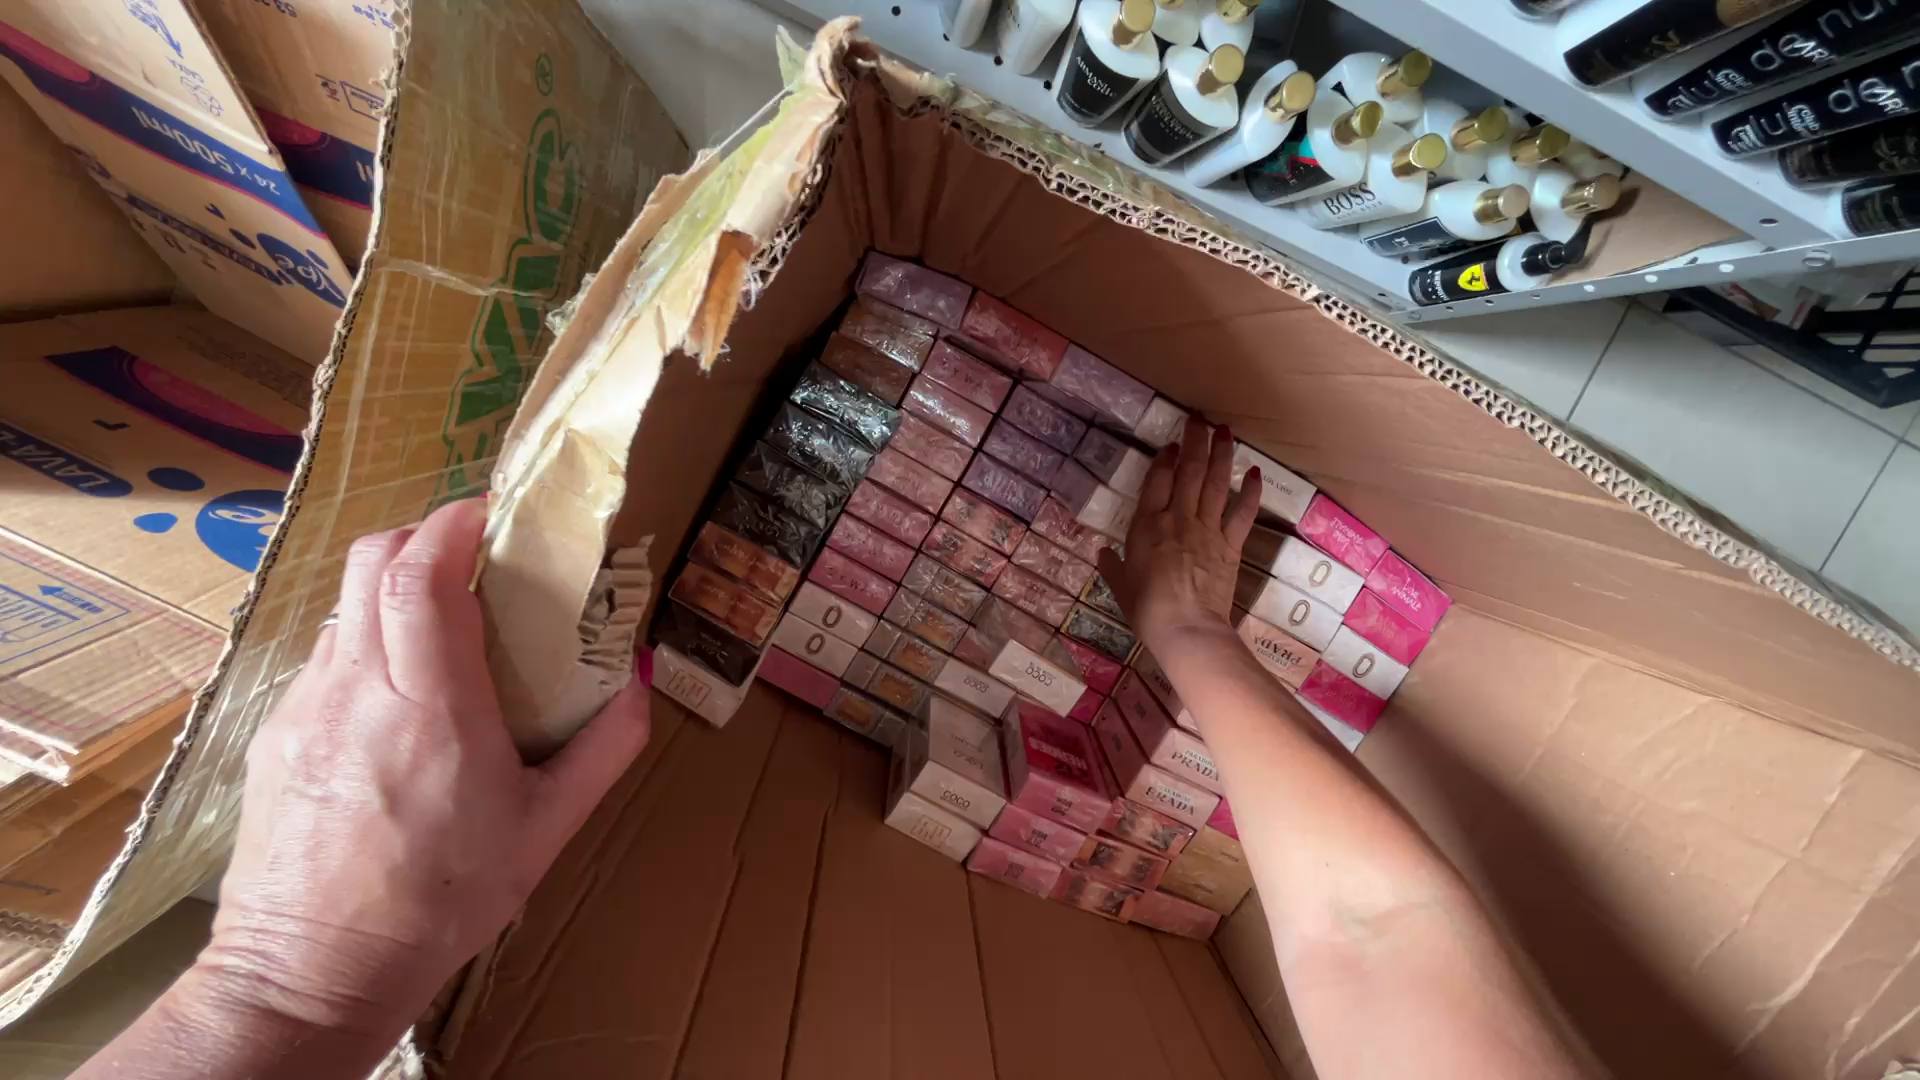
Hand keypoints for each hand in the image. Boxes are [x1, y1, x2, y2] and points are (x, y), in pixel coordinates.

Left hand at [205, 498, 650, 1037]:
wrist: (310, 974)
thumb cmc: (445, 896)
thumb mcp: (551, 825)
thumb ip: (608, 744)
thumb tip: (638, 677)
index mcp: (431, 704)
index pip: (421, 574)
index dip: (457, 523)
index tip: (500, 511)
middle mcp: (357, 688)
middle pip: (372, 562)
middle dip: (428, 532)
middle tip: (484, 549)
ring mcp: (305, 706)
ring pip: (347, 600)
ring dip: (401, 578)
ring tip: (455, 608)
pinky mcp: (278, 730)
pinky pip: (331, 646)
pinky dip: (376, 627)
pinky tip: (410, 676)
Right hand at [1097, 418, 1258, 653]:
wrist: (1186, 628)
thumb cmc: (1146, 609)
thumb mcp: (1120, 586)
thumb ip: (1113, 566)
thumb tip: (1102, 553)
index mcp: (1146, 526)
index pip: (1158, 481)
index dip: (1165, 458)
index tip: (1170, 443)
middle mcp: (1178, 519)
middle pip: (1189, 471)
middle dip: (1194, 441)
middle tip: (1198, 419)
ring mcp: (1207, 530)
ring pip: (1215, 483)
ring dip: (1221, 455)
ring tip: (1225, 431)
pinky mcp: (1230, 545)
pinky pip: (1242, 513)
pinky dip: (1250, 492)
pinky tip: (1255, 473)